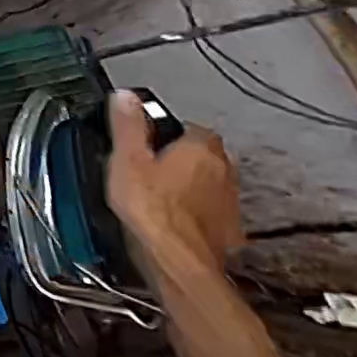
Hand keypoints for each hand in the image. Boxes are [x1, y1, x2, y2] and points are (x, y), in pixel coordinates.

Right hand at [105, 91, 245, 277]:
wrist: (177, 260)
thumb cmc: (149, 205)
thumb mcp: (126, 159)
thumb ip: (127, 125)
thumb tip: (127, 95)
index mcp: (201, 150)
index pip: (191, 127)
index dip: (167, 131)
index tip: (144, 140)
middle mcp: (225, 172)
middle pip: (202, 154)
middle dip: (179, 156)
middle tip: (146, 165)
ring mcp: (230, 203)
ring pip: (207, 182)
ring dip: (187, 182)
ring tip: (155, 191)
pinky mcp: (230, 229)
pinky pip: (210, 208)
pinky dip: (194, 208)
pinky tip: (170, 216)